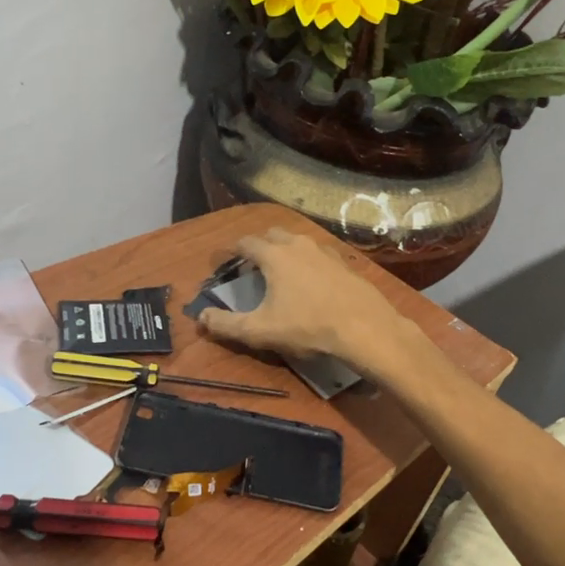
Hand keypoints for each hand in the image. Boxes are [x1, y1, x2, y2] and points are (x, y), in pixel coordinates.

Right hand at [196, 228, 412, 368]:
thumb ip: (226, 325)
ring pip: (299, 242)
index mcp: (274, 256)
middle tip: (253, 265)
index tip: (225, 260)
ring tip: (282, 271)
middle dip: (260, 245)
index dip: (232, 251)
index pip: (246, 243)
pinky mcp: (345, 264)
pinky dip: (310, 262)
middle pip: (273, 234)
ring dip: (286, 251)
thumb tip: (200, 318)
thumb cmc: (307, 327)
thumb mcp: (260, 331)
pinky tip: (313, 281)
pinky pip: (320, 255)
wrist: (364, 328)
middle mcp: (298, 245)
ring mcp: (325, 252)